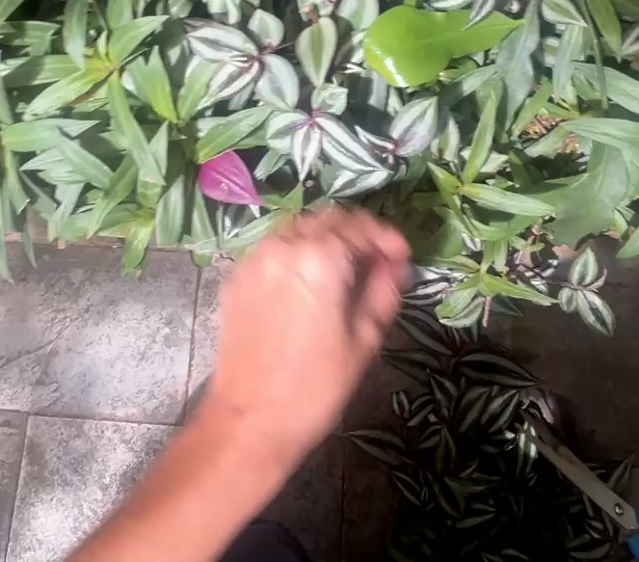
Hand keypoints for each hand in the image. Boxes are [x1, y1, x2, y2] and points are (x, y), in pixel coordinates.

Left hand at [197, 208, 412, 467]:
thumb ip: (383, 292)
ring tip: (344, 269)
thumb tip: (396, 265)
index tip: (400, 256)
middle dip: (357, 233)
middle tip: (376, 261)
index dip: (386, 238)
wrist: (248, 421)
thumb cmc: (314, 387)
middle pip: (329, 219)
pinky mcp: (238, 275)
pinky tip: (308, 280)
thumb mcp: (363, 341)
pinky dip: (297, 250)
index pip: (361, 227)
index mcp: (320, 258)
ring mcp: (256, 258)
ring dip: (326, 237)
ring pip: (299, 227)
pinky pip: (274, 247)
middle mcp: (285, 246)